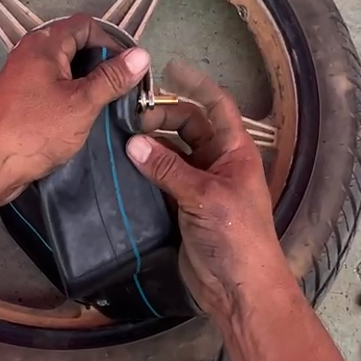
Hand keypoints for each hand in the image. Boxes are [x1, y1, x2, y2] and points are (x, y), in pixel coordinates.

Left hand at [0, 14, 149, 209]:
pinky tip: (88, 117)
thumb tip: (141, 55)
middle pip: (76, 45)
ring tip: (112, 104)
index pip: (87, 25)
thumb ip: (112, 78)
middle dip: (103, 63)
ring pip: (66, 70)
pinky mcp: (22, 100)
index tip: (131, 67)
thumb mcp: (82, 103)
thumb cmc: (33, 129)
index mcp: (45, 44)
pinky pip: (55, 88)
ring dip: (89, 83)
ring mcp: (25, 77)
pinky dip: (74, 96)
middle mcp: (33, 53)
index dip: (112, 41)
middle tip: (125, 87)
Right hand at [125, 60, 288, 320]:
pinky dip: (146, 169)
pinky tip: (124, 165)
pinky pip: (162, 177)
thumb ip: (168, 168)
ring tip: (120, 138)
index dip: (197, 85)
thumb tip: (132, 142)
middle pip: (189, 126)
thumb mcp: (203, 197)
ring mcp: (200, 184)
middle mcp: (217, 162)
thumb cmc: (236, 237)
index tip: (169, 69)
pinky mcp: (183, 206)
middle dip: (162, 118)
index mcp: (234, 151)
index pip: (217, 106)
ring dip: (151, 144)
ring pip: (173, 151)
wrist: (240, 291)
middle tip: (130, 120)